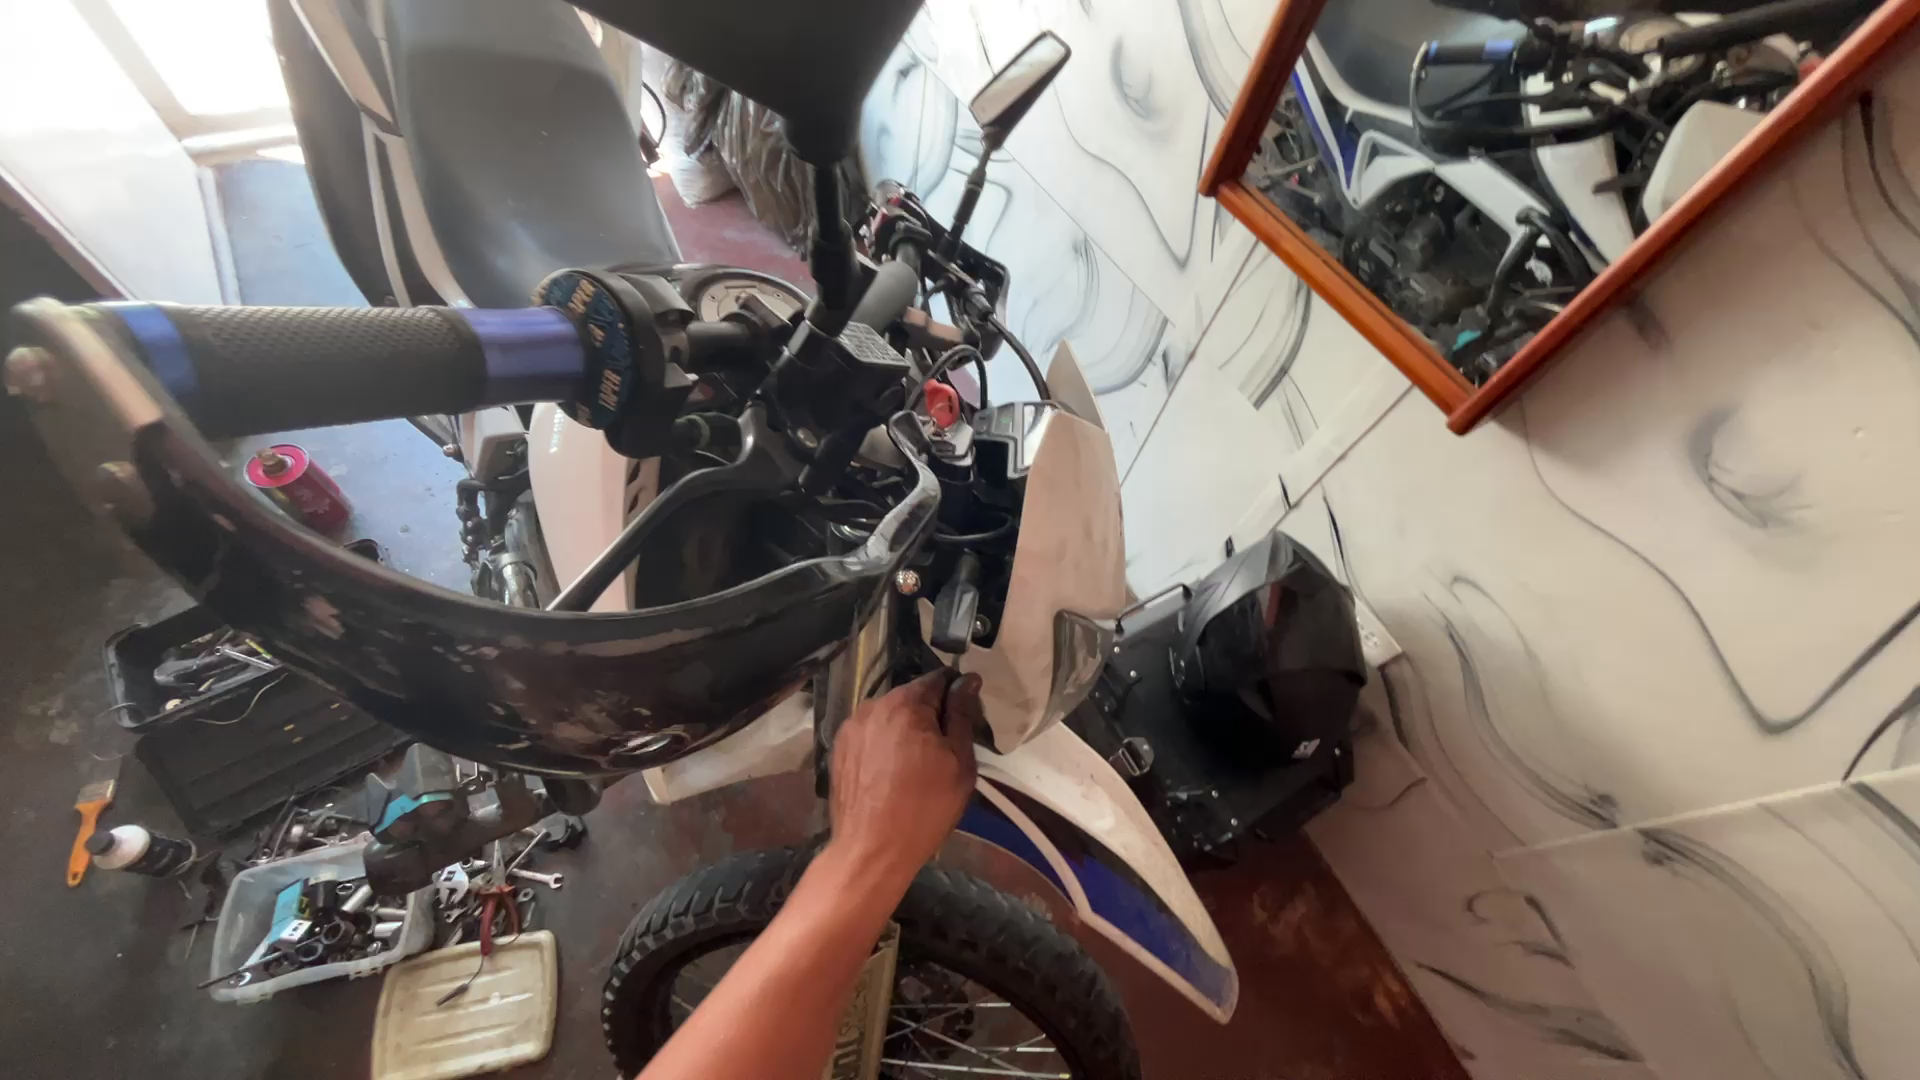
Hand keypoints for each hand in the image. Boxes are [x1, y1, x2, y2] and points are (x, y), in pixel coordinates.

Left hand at [828, 669, 981, 885]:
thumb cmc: (924, 808)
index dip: (958, 695)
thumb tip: (968, 680)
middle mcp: (873, 705)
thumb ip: (962, 715)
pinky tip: (892, 773)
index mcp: (905, 703)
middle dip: (931, 714)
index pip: (939, 679)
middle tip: (946, 749)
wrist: (871, 850)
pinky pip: (871, 734)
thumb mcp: (959, 762)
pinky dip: (885, 744)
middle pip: (912, 697)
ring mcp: (851, 727)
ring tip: (917, 764)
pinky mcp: (839, 748)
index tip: (967, 721)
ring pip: (890, 716)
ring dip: (906, 729)